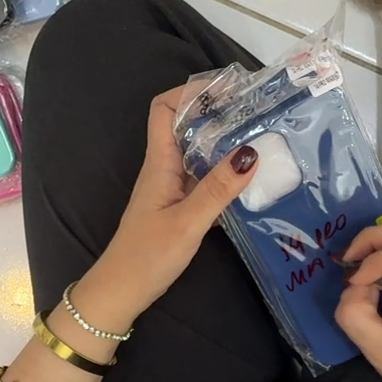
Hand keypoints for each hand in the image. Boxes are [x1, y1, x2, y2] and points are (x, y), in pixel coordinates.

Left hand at [70, 85, 259, 329]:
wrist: (122, 291)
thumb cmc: (147, 257)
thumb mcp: (188, 223)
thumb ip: (218, 189)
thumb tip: (251, 152)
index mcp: (159, 164)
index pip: (165, 108)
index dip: (191, 91)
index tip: (228, 89)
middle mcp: (163, 169)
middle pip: (186, 125)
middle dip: (217, 111)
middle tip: (255, 110)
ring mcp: (170, 188)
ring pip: (196, 151)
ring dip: (223, 140)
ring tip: (259, 136)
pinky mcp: (178, 206)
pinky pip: (202, 176)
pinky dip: (222, 170)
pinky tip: (246, 177)